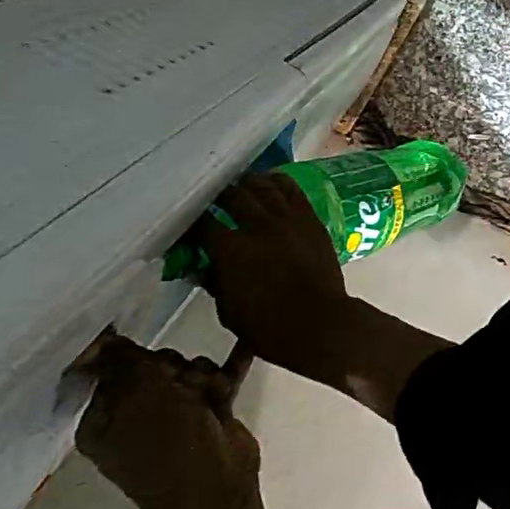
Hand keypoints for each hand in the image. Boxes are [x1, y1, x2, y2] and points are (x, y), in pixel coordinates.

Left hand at [74, 331, 259, 508]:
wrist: (214, 490)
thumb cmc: (165, 444)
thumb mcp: (136, 394)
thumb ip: (122, 359)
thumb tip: (105, 338)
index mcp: (102, 420)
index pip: (107, 369)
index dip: (125, 354)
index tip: (138, 348)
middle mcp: (134, 416)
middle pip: (153, 363)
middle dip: (172, 368)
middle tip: (179, 388)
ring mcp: (173, 417)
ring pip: (189, 369)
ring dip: (202, 378)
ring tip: (209, 397)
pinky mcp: (207, 416)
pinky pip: (218, 378)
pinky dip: (230, 366)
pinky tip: (244, 343)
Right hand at [195, 173, 355, 376]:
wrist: (320, 323)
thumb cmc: (270, 327)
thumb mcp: (229, 311)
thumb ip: (214, 283)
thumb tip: (202, 267)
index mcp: (230, 250)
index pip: (203, 225)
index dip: (193, 222)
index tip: (189, 224)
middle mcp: (256, 226)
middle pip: (232, 196)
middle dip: (219, 196)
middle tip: (214, 200)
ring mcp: (286, 218)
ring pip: (262, 187)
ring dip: (247, 184)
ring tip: (240, 185)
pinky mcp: (308, 218)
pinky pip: (291, 190)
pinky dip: (277, 181)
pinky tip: (270, 181)